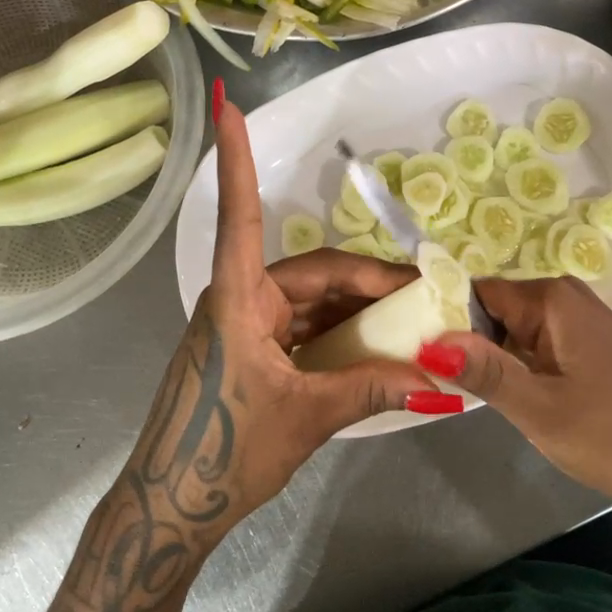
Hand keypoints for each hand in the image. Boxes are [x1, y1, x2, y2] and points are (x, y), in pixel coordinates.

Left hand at [37, 88, 434, 611]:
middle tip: (424, 293)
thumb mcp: (308, 417)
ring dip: (357, 311)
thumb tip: (441, 381)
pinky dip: (339, 333)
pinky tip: (375, 347)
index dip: (236, 158)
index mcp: (238, 298)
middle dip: (367, 281)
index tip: (225, 104)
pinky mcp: (250, 350)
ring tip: (411, 323)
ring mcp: (244, 326)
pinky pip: (303, 327)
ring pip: (312, 301)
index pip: (240, 215)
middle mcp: (239, 299)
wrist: (170, 507)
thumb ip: (372, 388)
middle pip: (312, 273)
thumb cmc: (225, 451)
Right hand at [423, 275, 611, 513]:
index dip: (444, 319)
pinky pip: (536, 342)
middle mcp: (564, 295)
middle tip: (437, 382)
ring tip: (466, 391)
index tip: (415, 352)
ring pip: (513, 328)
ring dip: (492, 357)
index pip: (475, 291)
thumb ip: (484, 372)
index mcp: (551, 298)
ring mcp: (579, 318)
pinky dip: (518, 365)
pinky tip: (510, 395)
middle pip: (492, 308)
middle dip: (467, 342)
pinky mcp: (587, 341)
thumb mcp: (541, 410)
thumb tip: (427, 341)